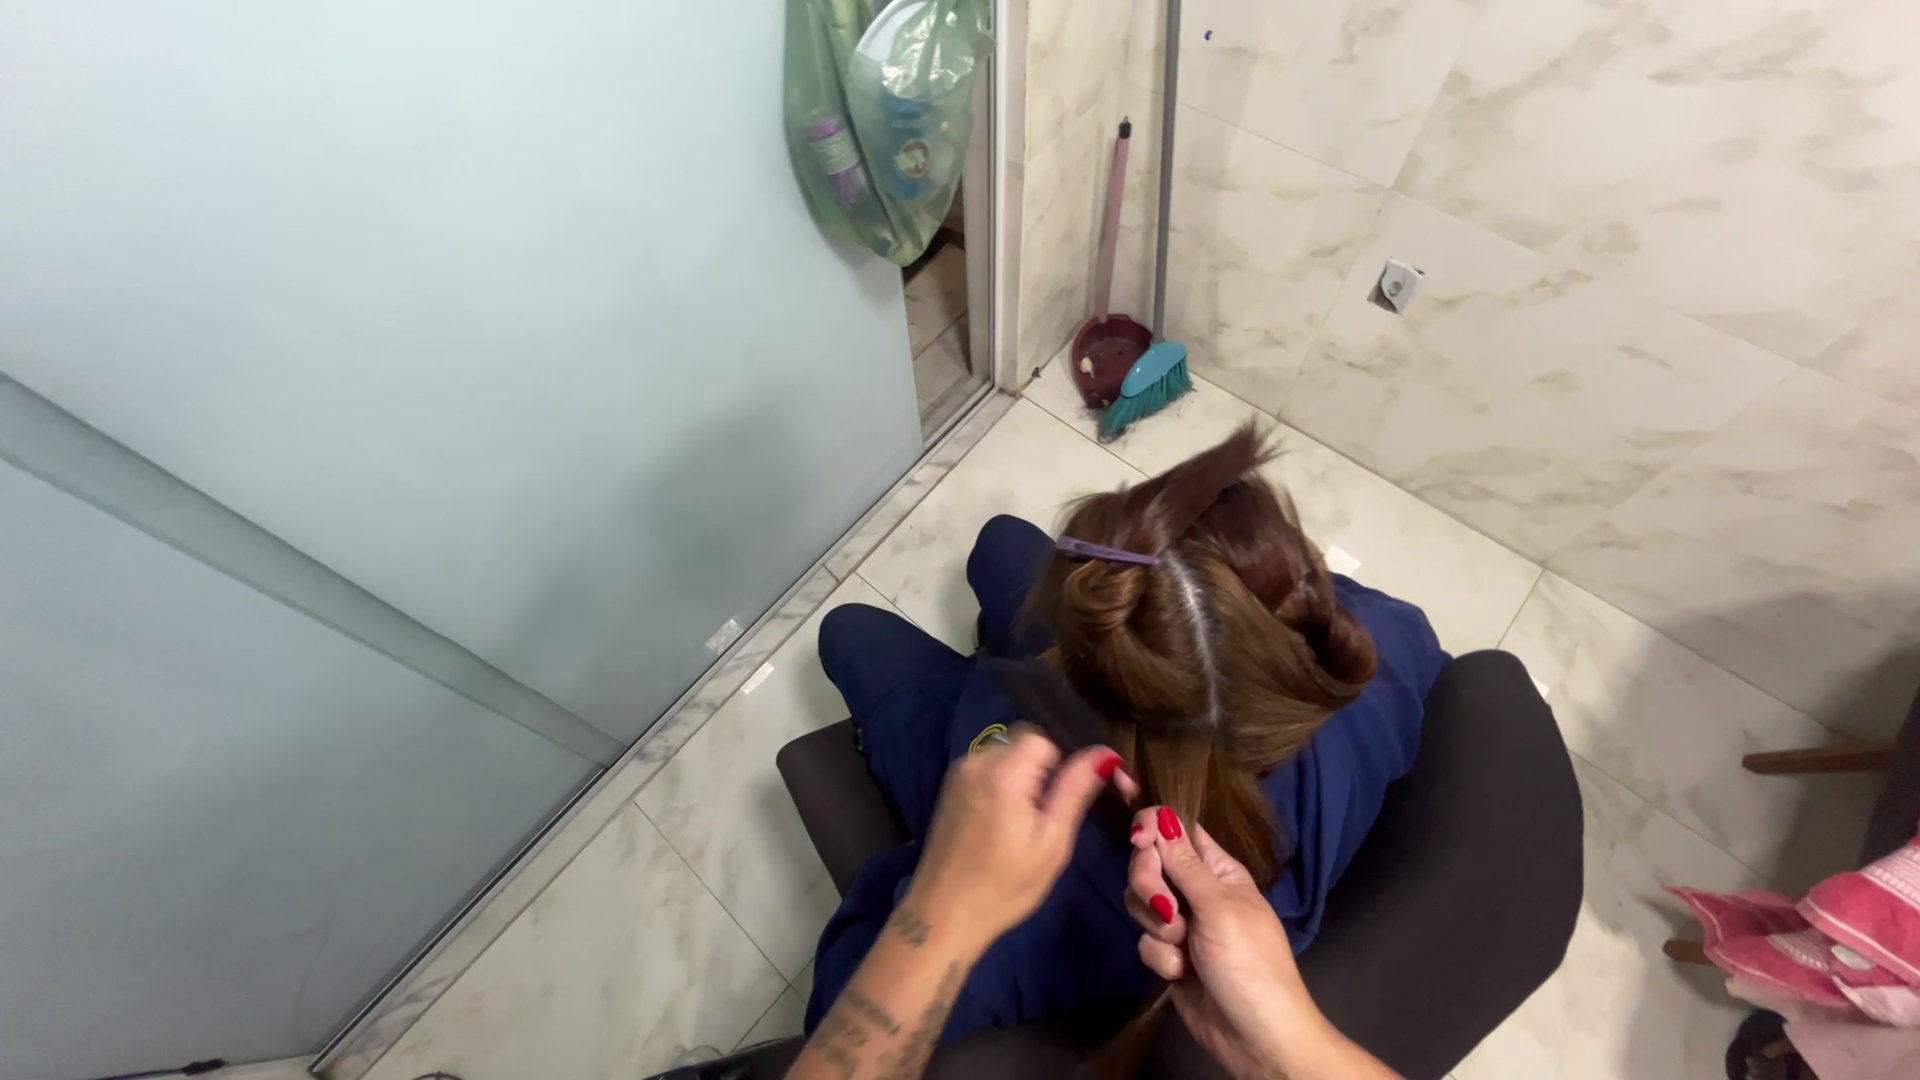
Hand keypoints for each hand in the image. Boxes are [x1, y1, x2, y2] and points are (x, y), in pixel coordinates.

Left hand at [905, 728, 1128, 952]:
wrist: (943, 914)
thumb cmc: (1004, 886)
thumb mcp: (1052, 842)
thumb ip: (1076, 789)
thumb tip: (1106, 754)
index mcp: (1003, 771)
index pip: (1044, 738)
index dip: (1063, 762)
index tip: (1068, 795)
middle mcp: (977, 760)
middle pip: (1023, 741)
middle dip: (1043, 768)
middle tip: (1049, 813)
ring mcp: (959, 772)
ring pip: (1006, 753)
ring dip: (1022, 775)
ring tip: (1026, 821)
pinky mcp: (950, 786)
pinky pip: (987, 766)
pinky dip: (1003, 782)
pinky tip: (1004, 820)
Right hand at [1126, 806, 1311, 1078]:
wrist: (1258, 1041)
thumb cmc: (1250, 965)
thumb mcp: (1219, 908)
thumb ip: (1184, 862)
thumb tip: (1160, 812)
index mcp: (1218, 870)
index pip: (1177, 829)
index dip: (1153, 827)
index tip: (1138, 840)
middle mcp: (1196, 890)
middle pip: (1149, 863)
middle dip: (1149, 884)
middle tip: (1169, 910)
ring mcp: (1181, 924)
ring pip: (1141, 901)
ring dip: (1157, 925)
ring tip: (1182, 947)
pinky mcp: (1169, 955)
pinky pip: (1145, 940)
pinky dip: (1161, 958)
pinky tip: (1183, 974)